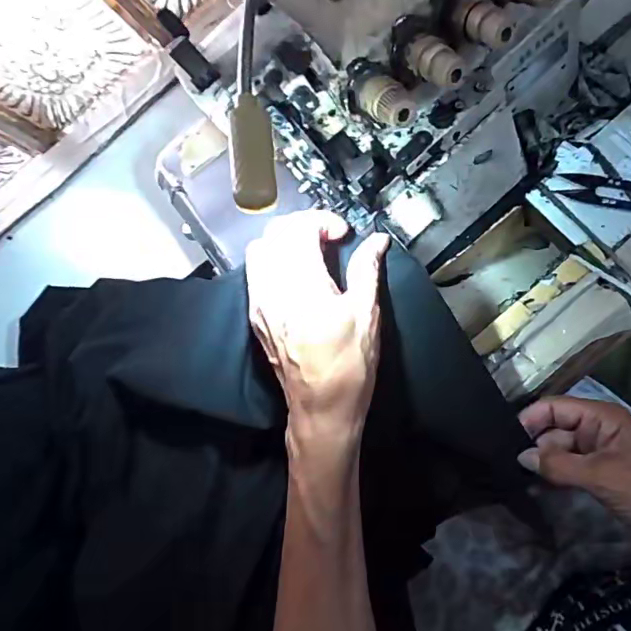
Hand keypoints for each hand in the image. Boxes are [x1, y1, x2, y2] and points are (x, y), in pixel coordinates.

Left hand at [246, 211, 390, 466]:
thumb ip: (367, 270)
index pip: (298, 228)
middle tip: (329, 237)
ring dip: (284, 241)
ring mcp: (259, 303)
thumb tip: (376, 241)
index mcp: (302, 286)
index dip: (322, 220)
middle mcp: (273, 290)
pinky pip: (254, 272)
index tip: (342, 233)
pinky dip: (272, 261)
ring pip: (259, 249)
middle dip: (303, 225)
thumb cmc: (348, 367)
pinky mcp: (256, 316)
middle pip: (275, 232)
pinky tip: (295, 274)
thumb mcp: (366, 315)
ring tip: (311, 253)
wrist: (321, 409)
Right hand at [518, 396, 630, 561]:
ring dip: (542, 464)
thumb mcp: (601, 476)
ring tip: (517, 479)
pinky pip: (568, 471)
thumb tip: (522, 457)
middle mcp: (597, 431)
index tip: (506, 440)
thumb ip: (559, 465)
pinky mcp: (600, 479)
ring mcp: (598, 456)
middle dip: (534, 445)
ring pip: (559, 452)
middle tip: (509, 467)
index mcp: (601, 418)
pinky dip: (553, 478)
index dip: (531, 420)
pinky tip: (535, 489)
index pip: (554, 407)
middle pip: (554, 429)